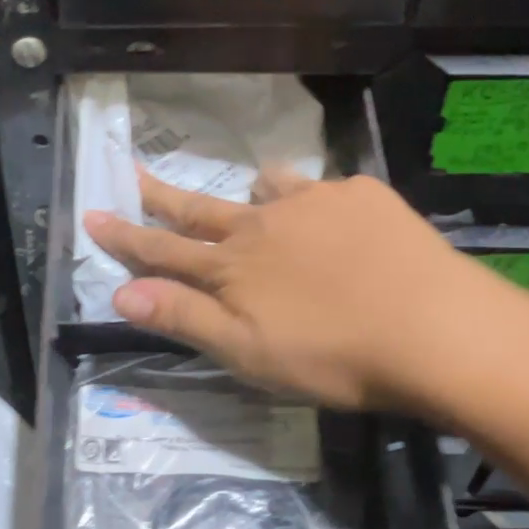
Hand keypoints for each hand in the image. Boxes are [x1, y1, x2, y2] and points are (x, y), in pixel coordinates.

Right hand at [83, 171, 528, 421]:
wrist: (436, 331)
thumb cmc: (335, 357)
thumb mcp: (248, 353)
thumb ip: (184, 319)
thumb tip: (121, 293)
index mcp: (233, 266)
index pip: (163, 249)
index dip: (125, 237)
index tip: (92, 214)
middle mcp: (264, 223)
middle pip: (202, 209)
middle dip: (163, 197)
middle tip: (134, 172)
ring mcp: (315, 202)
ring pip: (268, 187)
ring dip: (252, 192)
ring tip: (255, 192)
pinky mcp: (363, 195)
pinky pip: (325, 187)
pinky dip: (316, 199)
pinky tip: (337, 216)